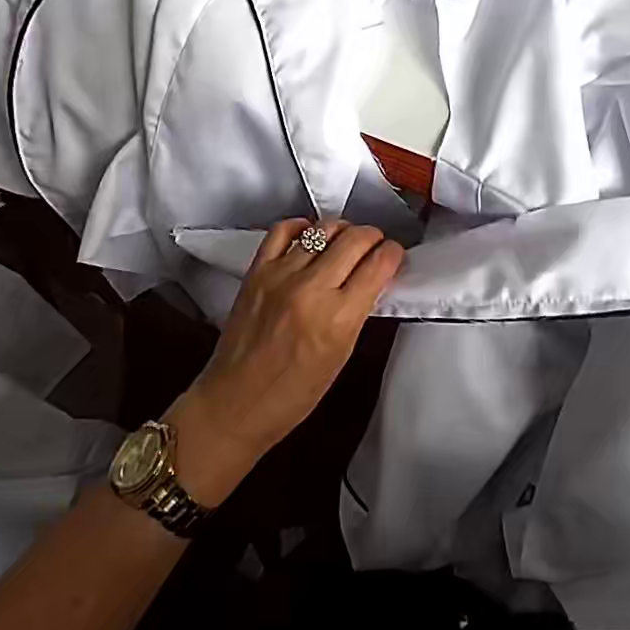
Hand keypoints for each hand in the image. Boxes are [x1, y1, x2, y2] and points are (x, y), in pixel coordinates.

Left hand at [166, 219, 403, 504]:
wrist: (236, 403)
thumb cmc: (293, 392)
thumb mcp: (343, 353)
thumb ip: (359, 310)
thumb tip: (374, 278)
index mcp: (338, 317)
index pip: (378, 264)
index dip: (393, 253)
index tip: (394, 255)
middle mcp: (310, 290)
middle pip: (355, 239)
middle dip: (373, 237)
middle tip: (376, 245)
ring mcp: (280, 276)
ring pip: (323, 229)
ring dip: (343, 229)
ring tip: (347, 240)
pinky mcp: (256, 272)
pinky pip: (283, 230)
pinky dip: (302, 226)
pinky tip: (311, 234)